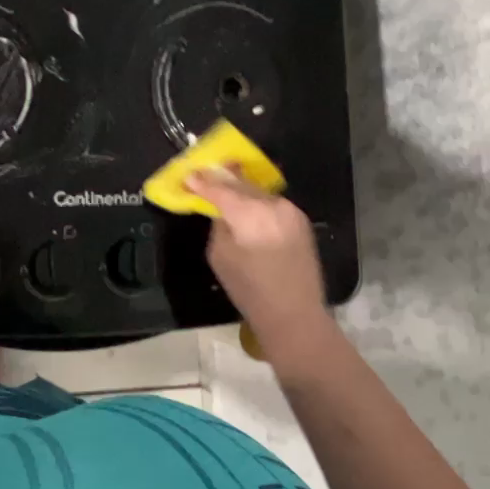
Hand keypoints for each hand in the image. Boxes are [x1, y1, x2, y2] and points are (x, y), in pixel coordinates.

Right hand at [188, 170, 330, 345]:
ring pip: (258, 193)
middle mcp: (273, 204)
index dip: (202, 181)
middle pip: (241, 184)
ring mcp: (291, 210)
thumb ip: (219, 225)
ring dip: (241, 191)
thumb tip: (220, 209)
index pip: (220, 189)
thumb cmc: (250, 291)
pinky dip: (257, 203)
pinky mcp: (301, 220)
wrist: (295, 313)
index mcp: (250, 214)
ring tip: (224, 190)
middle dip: (222, 179)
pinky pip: (272, 204)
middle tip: (203, 175)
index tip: (188, 176)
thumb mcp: (220, 257)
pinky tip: (247, 209)